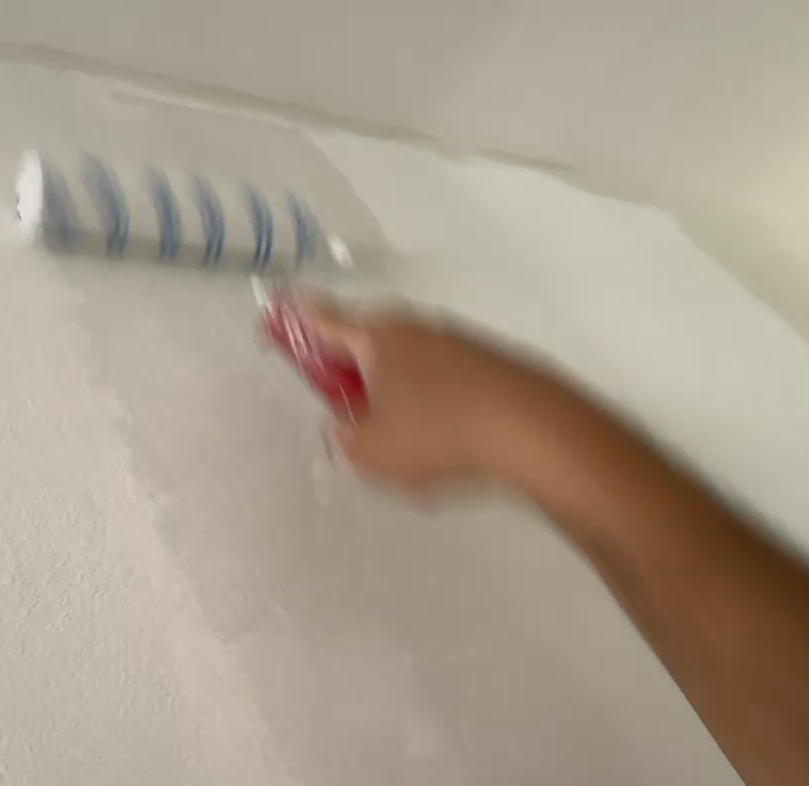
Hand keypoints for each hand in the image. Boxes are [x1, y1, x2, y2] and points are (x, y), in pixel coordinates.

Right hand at [300, 295, 569, 497]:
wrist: (536, 432)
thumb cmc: (436, 435)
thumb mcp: (367, 451)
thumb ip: (345, 436)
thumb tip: (351, 424)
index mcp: (376, 340)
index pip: (323, 321)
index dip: (292, 320)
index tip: (273, 312)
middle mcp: (415, 330)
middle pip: (366, 345)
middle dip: (350, 374)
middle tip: (346, 409)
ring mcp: (457, 344)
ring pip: (406, 371)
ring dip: (393, 401)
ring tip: (403, 450)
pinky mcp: (490, 366)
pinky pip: (441, 387)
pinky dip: (431, 412)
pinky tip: (441, 451)